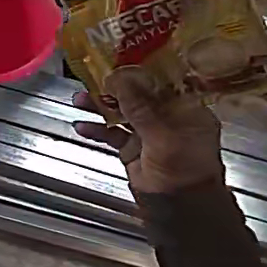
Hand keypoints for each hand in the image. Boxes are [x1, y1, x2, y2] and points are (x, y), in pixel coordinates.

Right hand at [72, 68, 226, 194]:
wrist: (179, 209)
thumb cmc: (182, 169)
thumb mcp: (162, 134)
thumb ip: (139, 106)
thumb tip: (119, 78)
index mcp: (187, 110)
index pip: (164, 81)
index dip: (143, 69)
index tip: (121, 57)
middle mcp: (168, 118)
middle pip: (138, 95)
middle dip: (115, 88)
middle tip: (93, 77)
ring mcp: (149, 134)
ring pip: (122, 113)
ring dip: (101, 106)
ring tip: (79, 100)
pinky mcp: (133, 149)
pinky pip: (113, 134)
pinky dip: (97, 130)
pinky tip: (82, 126)